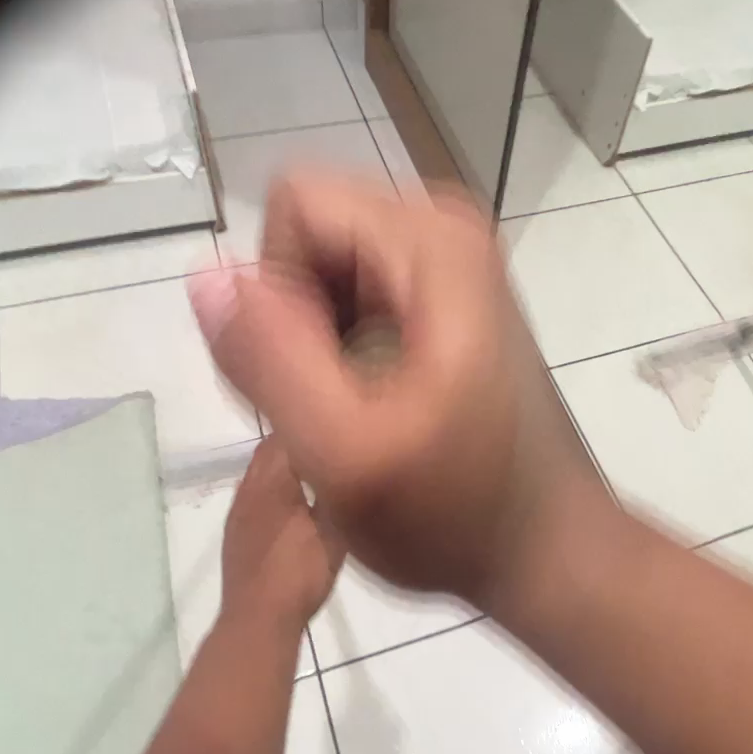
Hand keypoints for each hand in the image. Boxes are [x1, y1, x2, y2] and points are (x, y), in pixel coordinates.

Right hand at [189, 168, 612, 610]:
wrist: (546, 546)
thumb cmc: (455, 515)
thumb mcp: (346, 453)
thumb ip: (270, 358)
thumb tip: (206, 275)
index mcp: (431, 245)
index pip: (295, 208)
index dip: (277, 294)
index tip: (310, 379)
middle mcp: (446, 231)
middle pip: (311, 232)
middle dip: (293, 316)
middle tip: (325, 405)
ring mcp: (452, 262)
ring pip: (325, 265)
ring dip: (312, 338)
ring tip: (347, 411)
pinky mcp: (447, 296)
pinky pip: (355, 291)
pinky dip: (339, 345)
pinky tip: (366, 404)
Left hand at [220, 436, 345, 631]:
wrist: (257, 618)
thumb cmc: (301, 573)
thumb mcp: (334, 533)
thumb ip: (336, 495)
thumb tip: (346, 466)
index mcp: (275, 481)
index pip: (287, 437)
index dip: (311, 426)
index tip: (336, 423)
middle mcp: (251, 488)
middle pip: (268, 450)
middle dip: (294, 441)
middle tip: (327, 442)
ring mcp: (239, 510)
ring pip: (258, 471)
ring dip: (280, 464)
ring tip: (312, 469)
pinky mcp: (235, 531)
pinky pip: (253, 493)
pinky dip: (271, 486)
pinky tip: (289, 503)